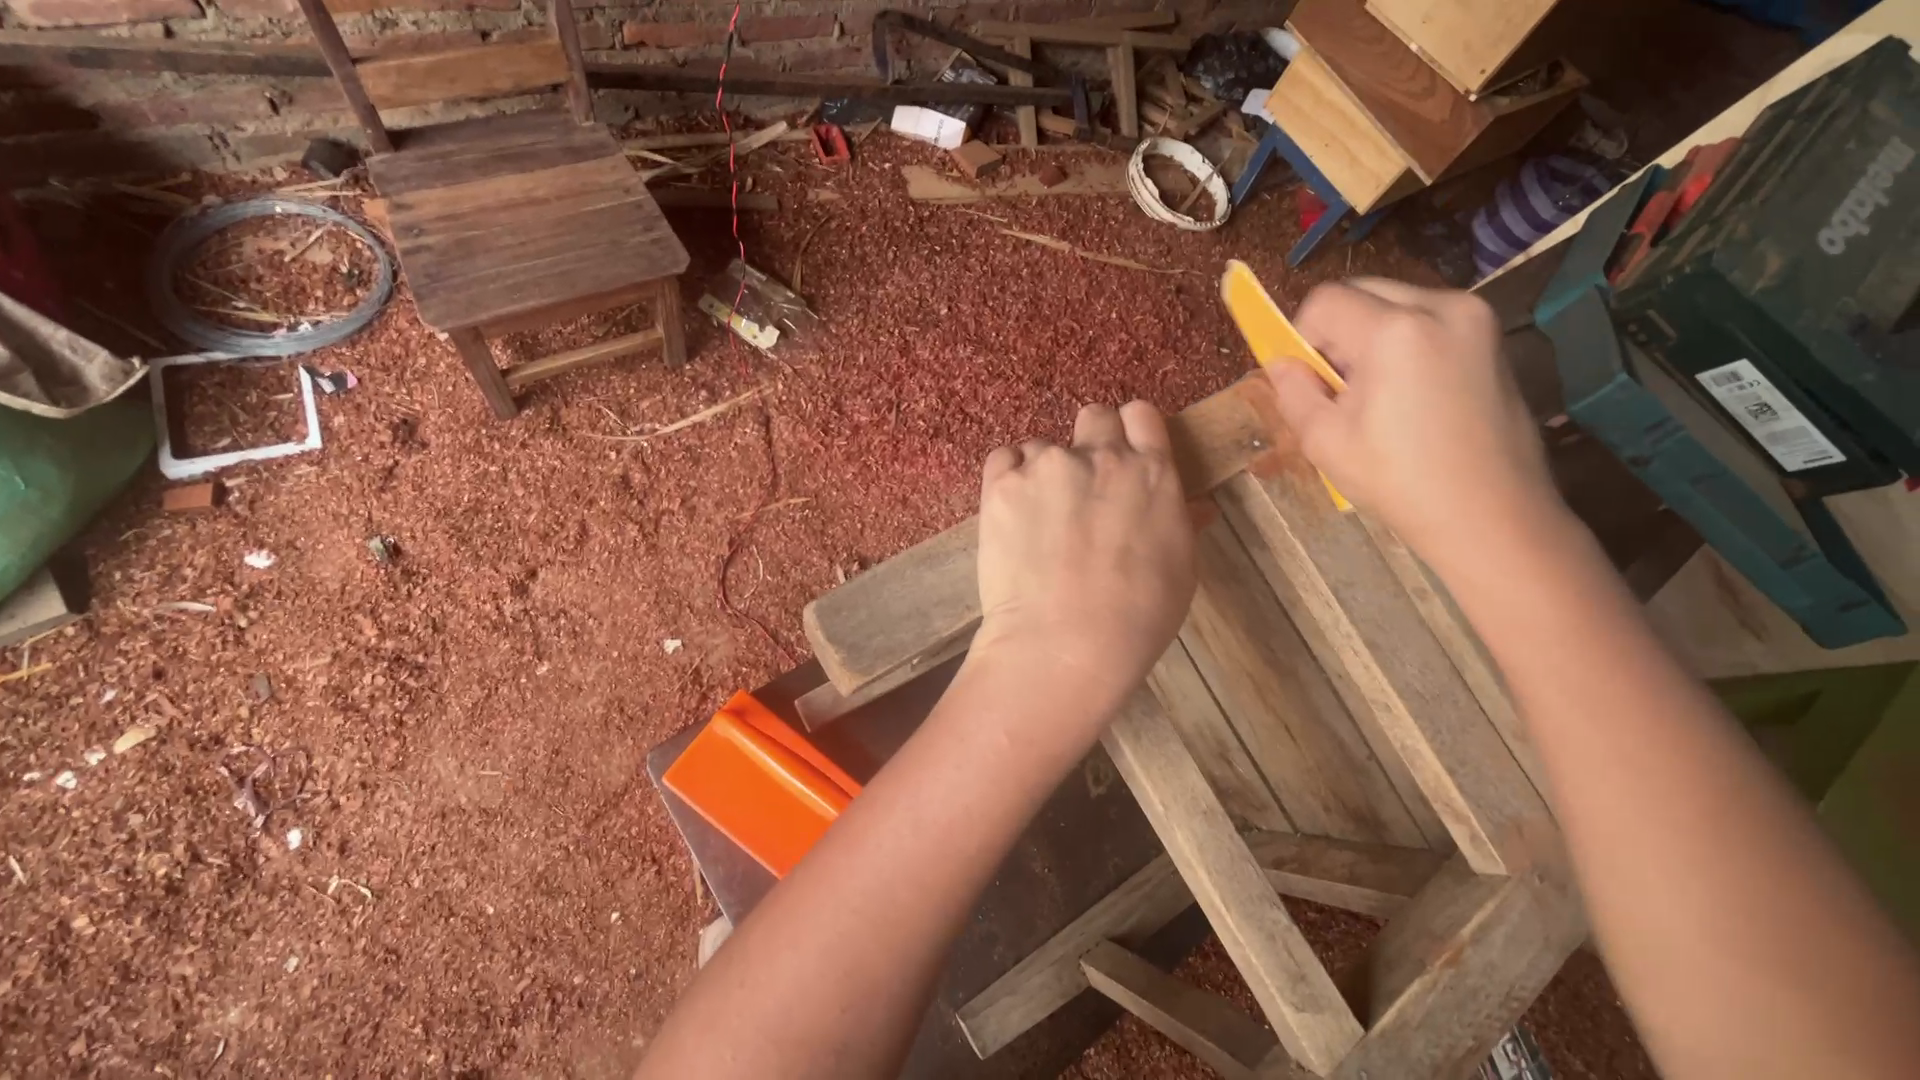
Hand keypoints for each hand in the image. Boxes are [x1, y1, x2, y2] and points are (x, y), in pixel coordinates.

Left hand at [971, 402, 1196, 711]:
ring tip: (1039, 518)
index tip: (1123, 454)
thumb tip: (1194, 507)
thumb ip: (1180, 523)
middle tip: (1080, 485)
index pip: (1141, 415)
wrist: (1065, 642)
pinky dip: (1008, 478)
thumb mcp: (1180, 570)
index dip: (1130, 431)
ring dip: (1044, 471)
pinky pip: (1004, 460)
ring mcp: (1047, 466)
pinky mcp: (1002, 485)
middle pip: (1094, 417)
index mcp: (1152, 473)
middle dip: (1089, 441)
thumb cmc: (1137, 617)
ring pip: (1044, 446)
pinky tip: (1013, 514)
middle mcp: (1100, 456)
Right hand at [1269, 278, 1562, 563]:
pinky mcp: (1494, 339)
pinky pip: (1430, 322)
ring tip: (1378, 395)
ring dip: (1373, 336)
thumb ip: (1294, 391)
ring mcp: (1476, 320)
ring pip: (1397, 304)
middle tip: (1339, 387)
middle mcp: (1442, 307)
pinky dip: (1407, 344)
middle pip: (1364, 291)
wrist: (1492, 514)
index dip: (1302, 335)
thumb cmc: (1400, 481)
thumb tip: (1282, 364)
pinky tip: (1413, 397)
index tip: (1308, 378)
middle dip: (1339, 331)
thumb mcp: (1325, 442)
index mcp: (1395, 330)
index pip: (1325, 300)